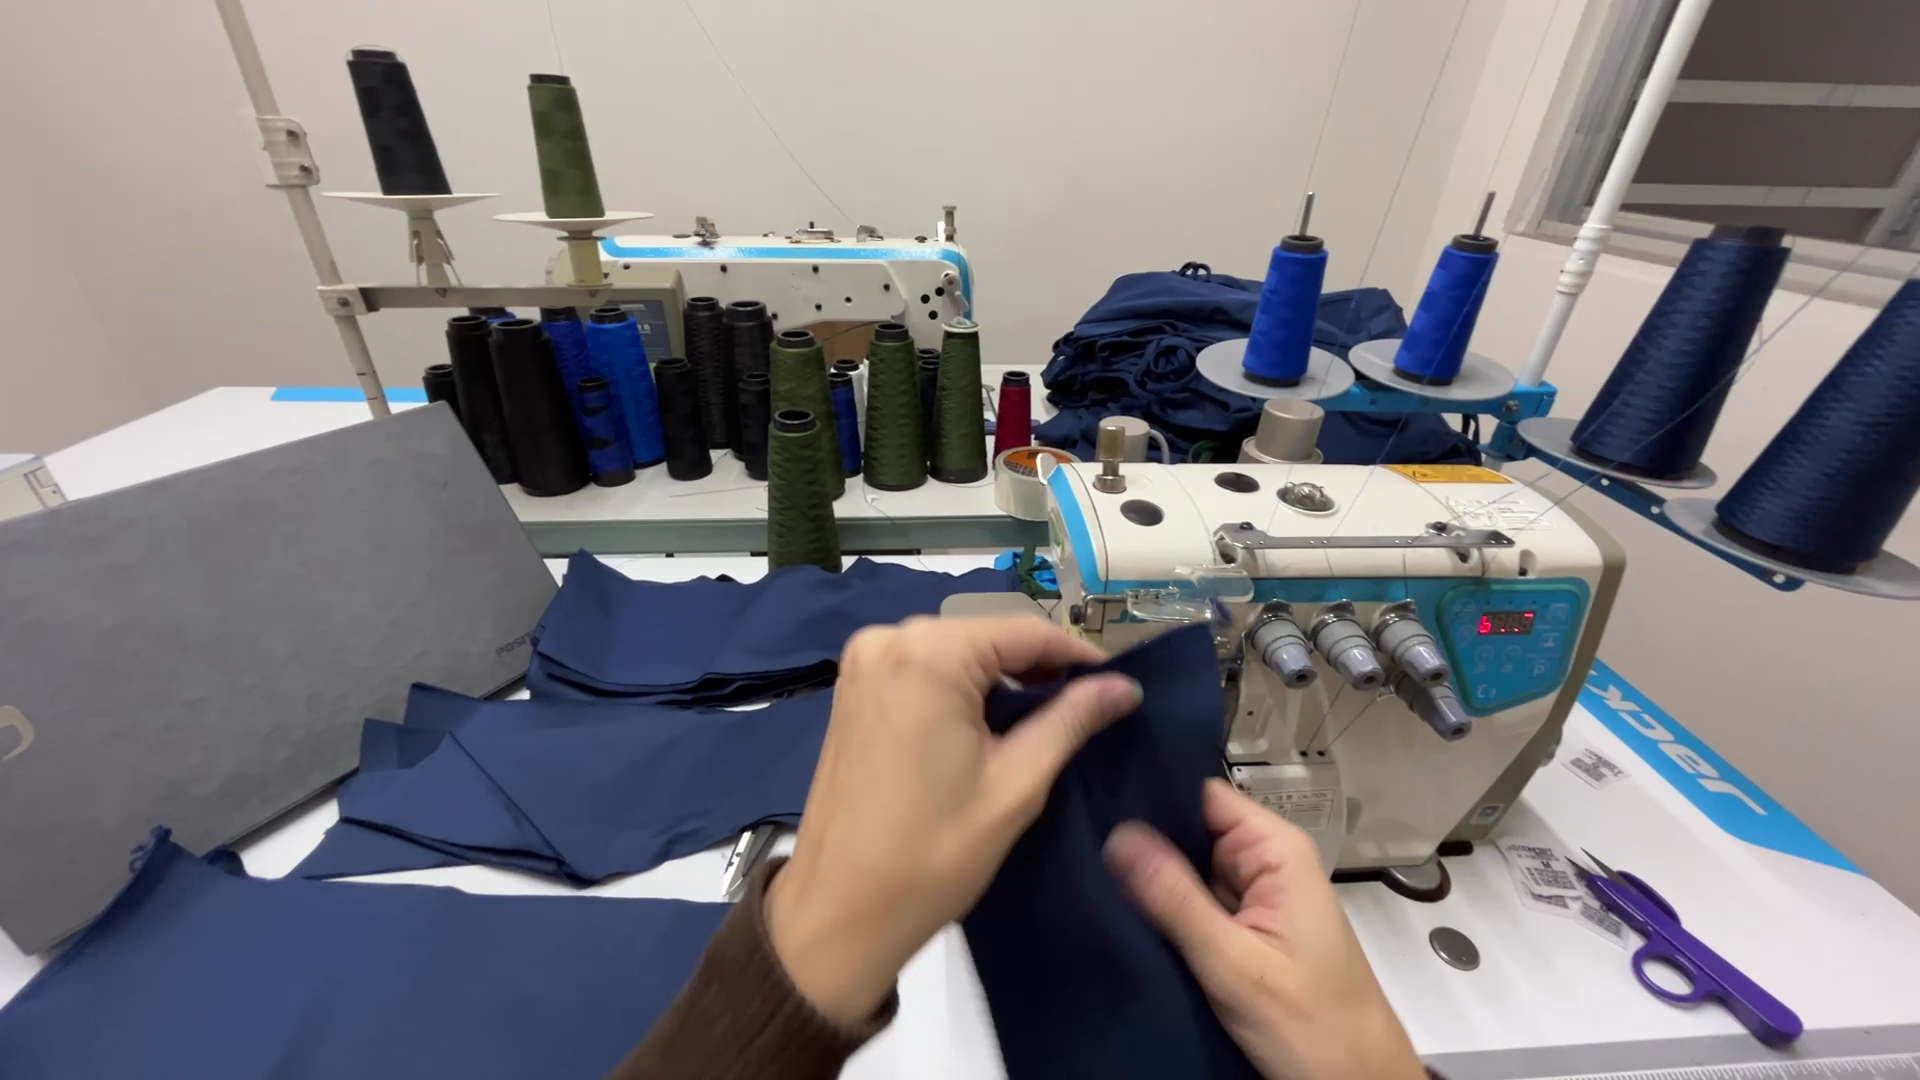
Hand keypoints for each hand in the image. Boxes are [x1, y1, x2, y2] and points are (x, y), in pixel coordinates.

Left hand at [765, 615, 1142, 1028]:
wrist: (838, 909)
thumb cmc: (933, 852)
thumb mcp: (1016, 784)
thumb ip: (1071, 720)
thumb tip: (1124, 686)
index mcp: (929, 653)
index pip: (1024, 632)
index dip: (1076, 654)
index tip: (1117, 680)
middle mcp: (890, 638)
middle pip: (986, 636)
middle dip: (1037, 666)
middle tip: (1084, 704)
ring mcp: (864, 659)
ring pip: (955, 649)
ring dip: (998, 676)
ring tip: (1043, 714)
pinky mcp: (853, 685)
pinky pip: (922, 665)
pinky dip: (959, 684)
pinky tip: (985, 718)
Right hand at [1104, 779, 1424, 1079]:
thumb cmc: (1317, 1031)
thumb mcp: (1236, 965)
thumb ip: (1175, 899)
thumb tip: (1117, 835)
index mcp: (1274, 849)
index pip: (1201, 793)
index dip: (1151, 792)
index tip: (1099, 798)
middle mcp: (1263, 860)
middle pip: (1190, 826)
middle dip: (1144, 837)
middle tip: (1084, 841)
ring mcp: (1252, 893)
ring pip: (1187, 864)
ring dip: (1151, 873)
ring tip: (1093, 869)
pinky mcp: (1242, 926)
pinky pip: (1192, 898)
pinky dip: (1163, 904)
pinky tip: (1123, 902)